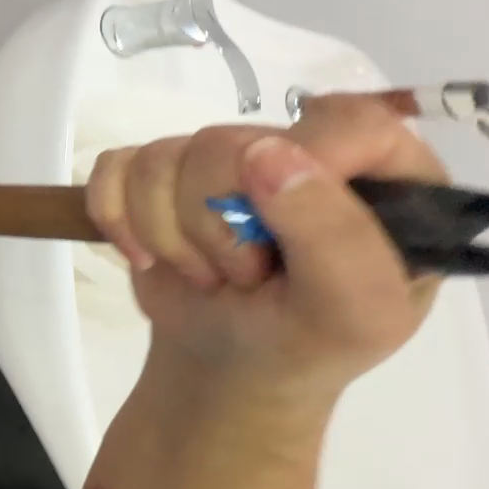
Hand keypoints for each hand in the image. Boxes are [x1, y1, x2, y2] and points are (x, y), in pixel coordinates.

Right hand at [84, 93, 445, 399]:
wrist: (222, 364)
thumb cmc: (304, 344)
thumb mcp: (352, 313)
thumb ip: (332, 235)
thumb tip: (265, 153)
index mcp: (376, 180)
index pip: (349, 123)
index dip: (306, 156)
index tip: (271, 212)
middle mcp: (294, 155)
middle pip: (225, 141)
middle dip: (210, 218)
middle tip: (239, 271)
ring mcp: (214, 163)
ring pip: (159, 156)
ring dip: (163, 230)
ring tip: (201, 273)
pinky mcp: (150, 174)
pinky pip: (112, 166)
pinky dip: (115, 216)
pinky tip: (144, 253)